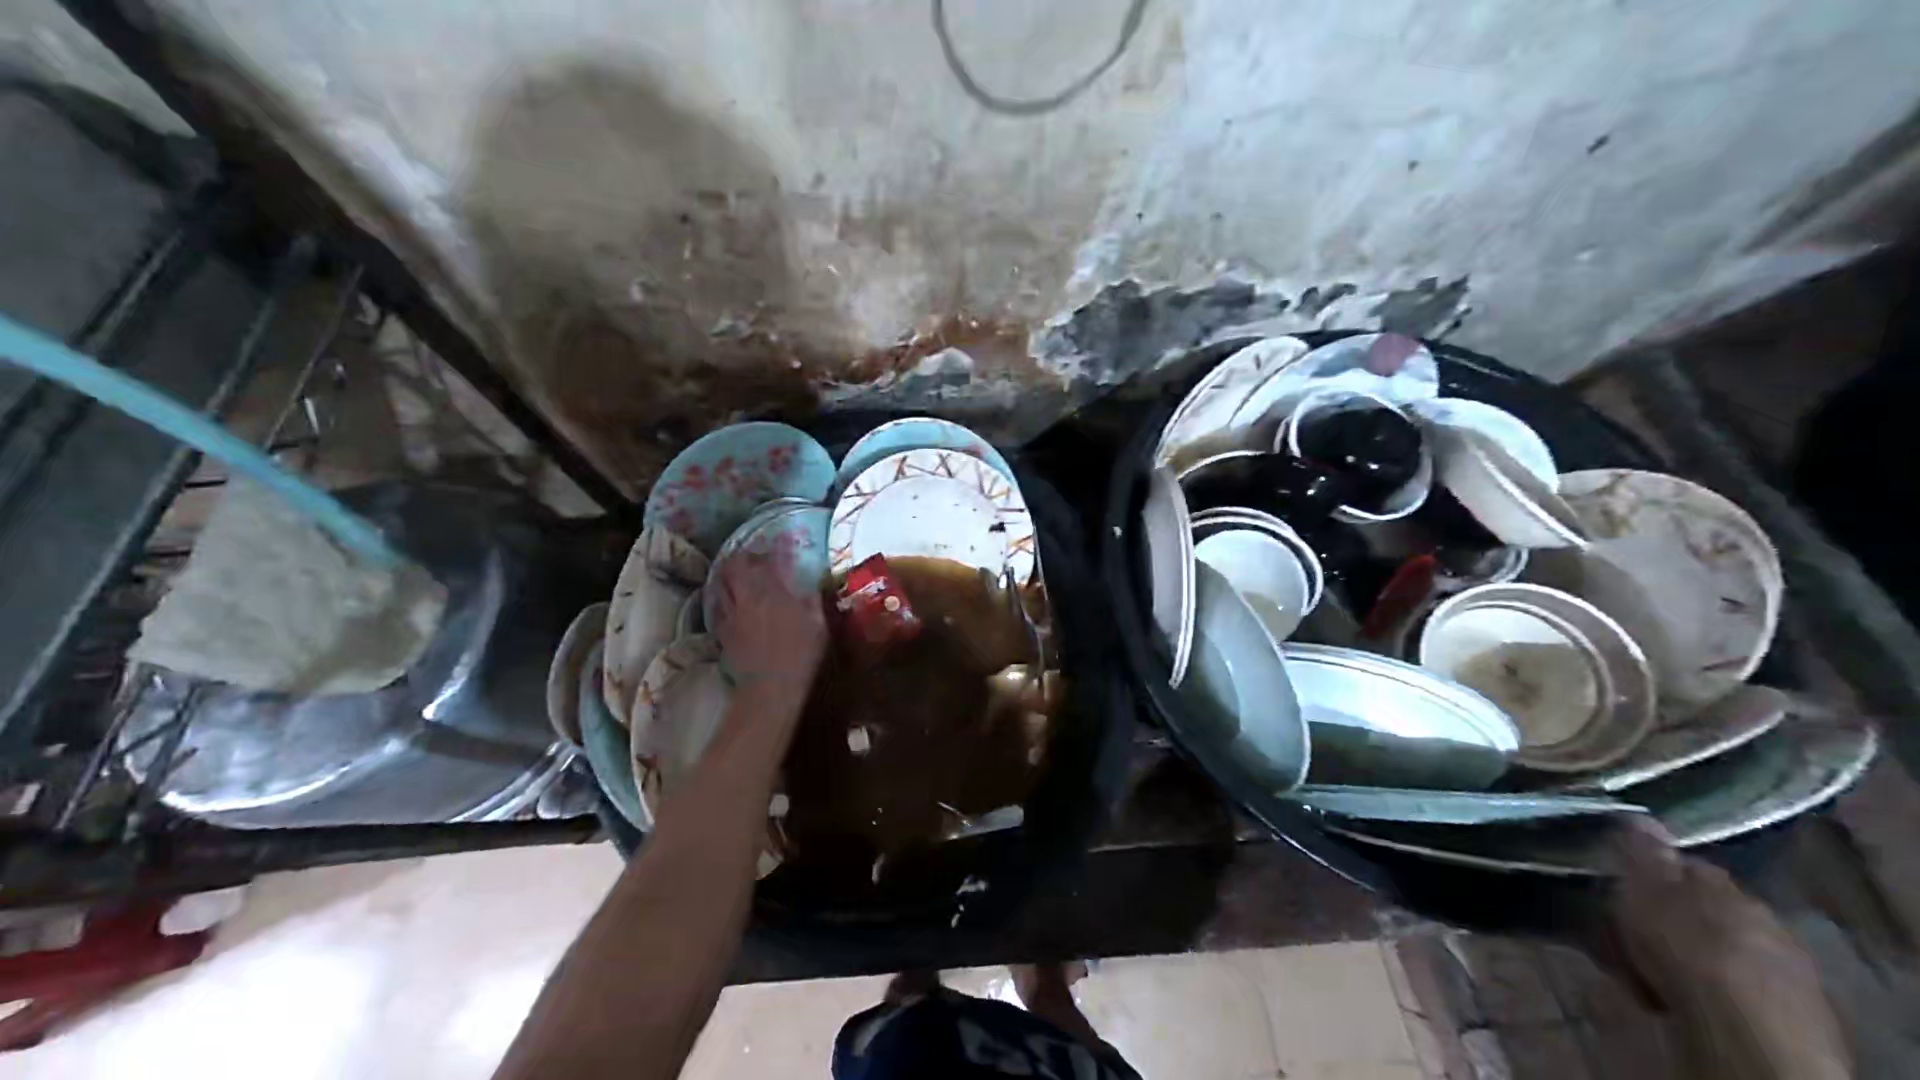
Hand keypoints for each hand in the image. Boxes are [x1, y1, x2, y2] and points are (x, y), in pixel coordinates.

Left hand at [714, 553, 826, 689]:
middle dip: (747, 555)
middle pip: (739, 564)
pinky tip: (728, 598)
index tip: (785, 538)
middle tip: (756, 555)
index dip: (780, 545)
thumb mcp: (820, 624)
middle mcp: (751, 595)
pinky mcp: (723, 629)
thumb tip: (817, 580)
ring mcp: (733, 611)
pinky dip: (722, 595)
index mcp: (777, 590)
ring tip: (737, 570)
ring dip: (730, 572)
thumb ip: (815, 598)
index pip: (775, 557)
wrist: (770, 689)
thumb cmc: (802, 656)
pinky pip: (718, 604)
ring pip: (723, 581)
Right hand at [1599, 819, 1846, 1079]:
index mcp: (1723, 884)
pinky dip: (1690, 980)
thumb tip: (1637, 814)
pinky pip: (1719, 980)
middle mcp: (1758, 916)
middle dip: (1659, 912)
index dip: (1645, 869)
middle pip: (1695, 905)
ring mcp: (1775, 963)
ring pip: (1708, 943)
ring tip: (1632, 960)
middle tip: (1617, 925)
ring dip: (1673, 947)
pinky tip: (1663, 990)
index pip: (1680, 863)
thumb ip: (1641, 853)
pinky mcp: (1778, 1005)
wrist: (1746, 1029)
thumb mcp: (1646, 889)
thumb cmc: (1685, 946)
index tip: (1612, 880)